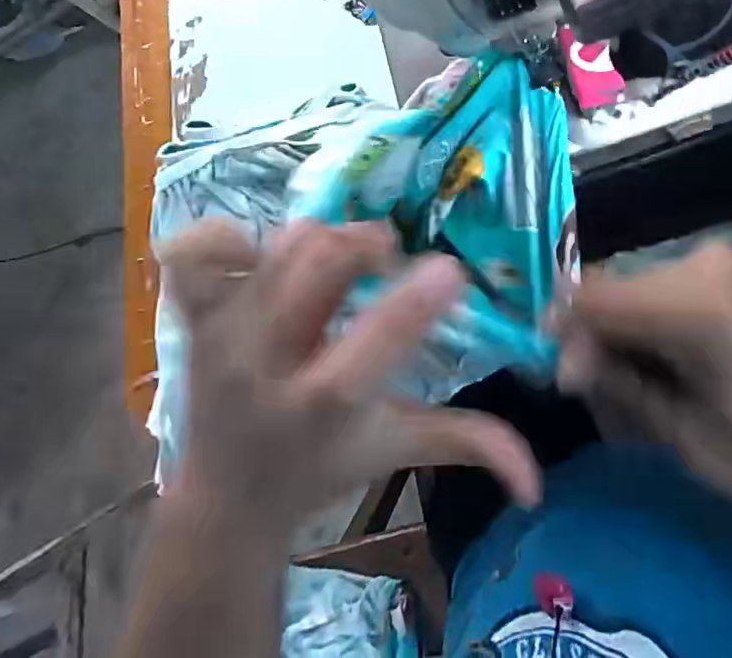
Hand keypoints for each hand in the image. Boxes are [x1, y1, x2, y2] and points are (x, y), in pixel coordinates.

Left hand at [157, 219, 541, 522]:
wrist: (226, 494)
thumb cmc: (324, 465)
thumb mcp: (398, 450)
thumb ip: (467, 447)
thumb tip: (536, 481)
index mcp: (322, 403)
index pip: (372, 342)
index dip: (416, 300)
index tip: (451, 272)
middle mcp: (265, 363)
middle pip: (318, 267)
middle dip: (368, 247)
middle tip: (390, 261)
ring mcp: (222, 334)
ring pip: (284, 245)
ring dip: (329, 239)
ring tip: (345, 263)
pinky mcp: (195, 317)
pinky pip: (196, 254)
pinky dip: (230, 236)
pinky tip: (264, 254)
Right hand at [556, 244, 731, 528]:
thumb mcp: (695, 441)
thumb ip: (623, 389)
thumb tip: (566, 363)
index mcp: (696, 298)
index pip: (591, 296)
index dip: (566, 338)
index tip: (570, 390)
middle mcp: (703, 262)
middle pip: (613, 295)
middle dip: (598, 350)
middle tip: (613, 411)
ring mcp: (721, 264)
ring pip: (636, 298)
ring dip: (627, 350)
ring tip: (646, 409)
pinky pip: (666, 299)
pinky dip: (655, 340)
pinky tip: (673, 384)